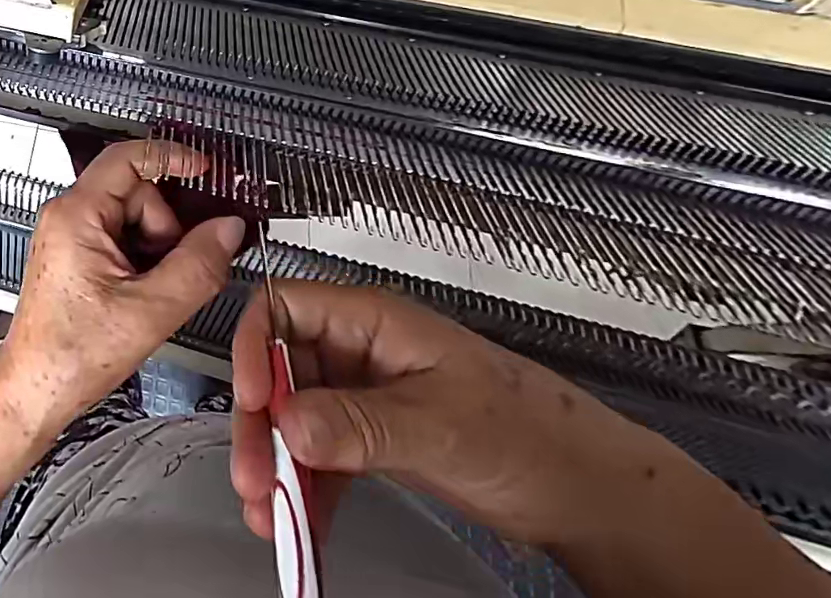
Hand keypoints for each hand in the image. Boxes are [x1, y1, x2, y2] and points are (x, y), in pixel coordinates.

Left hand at [0, 140, 246, 431]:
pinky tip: (141, 292)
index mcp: (76, 216)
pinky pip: (123, 236)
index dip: (171, 156)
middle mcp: (68, 216)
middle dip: (165, 227)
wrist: (34, 391)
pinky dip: (143, 258)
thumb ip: (198, 266)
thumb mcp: (150, 312)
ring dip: (156, 246)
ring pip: (135, 216)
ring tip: (151, 289)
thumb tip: (228, 230)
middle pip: (138, 192)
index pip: (128, 157)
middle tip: (171, 267)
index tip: (202, 168)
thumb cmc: (68, 357)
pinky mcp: (77, 253)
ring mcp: (71, 234)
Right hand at [231, 283, 686, 547]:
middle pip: (280, 368)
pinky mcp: (370, 434)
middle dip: (260, 422)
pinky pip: (320, 452)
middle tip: (254, 478)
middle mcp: (356, 349)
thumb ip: (359, 422)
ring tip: (270, 514)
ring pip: (294, 415)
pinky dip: (306, 486)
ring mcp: (361, 393)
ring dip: (277, 462)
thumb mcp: (437, 423)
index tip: (247, 398)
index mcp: (369, 320)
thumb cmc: (524, 430)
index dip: (255, 344)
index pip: (285, 307)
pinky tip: (302, 522)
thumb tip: (287, 422)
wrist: (584, 489)